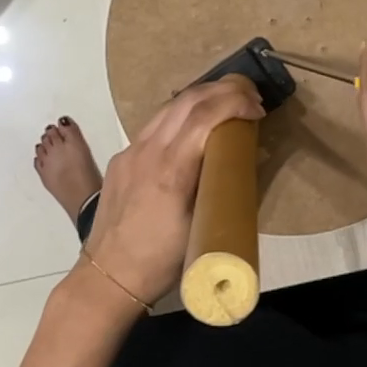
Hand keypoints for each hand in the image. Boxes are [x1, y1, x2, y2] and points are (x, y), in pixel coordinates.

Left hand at [84, 76, 264, 303]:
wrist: (108, 277)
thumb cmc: (160, 262)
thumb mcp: (201, 227)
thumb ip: (221, 190)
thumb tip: (244, 164)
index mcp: (170, 171)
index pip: (204, 116)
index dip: (235, 102)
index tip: (258, 108)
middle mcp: (147, 152)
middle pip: (187, 100)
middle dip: (222, 89)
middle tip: (249, 95)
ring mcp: (130, 152)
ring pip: (168, 107)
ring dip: (200, 97)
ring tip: (227, 101)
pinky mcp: (122, 157)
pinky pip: (154, 124)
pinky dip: (181, 113)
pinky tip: (193, 125)